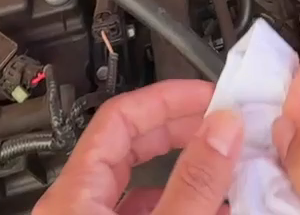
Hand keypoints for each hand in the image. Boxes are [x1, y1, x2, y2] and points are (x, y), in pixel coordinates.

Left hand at [35, 80, 242, 214]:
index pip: (120, 115)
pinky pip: (146, 214)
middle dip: (183, 128)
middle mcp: (75, 208)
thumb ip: (191, 184)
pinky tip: (213, 209)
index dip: (168, 97)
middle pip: (131, 144)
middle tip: (224, 125)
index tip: (211, 97)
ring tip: (227, 168)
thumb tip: (223, 127)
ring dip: (187, 171)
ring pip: (141, 185)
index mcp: (72, 195)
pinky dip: (181, 204)